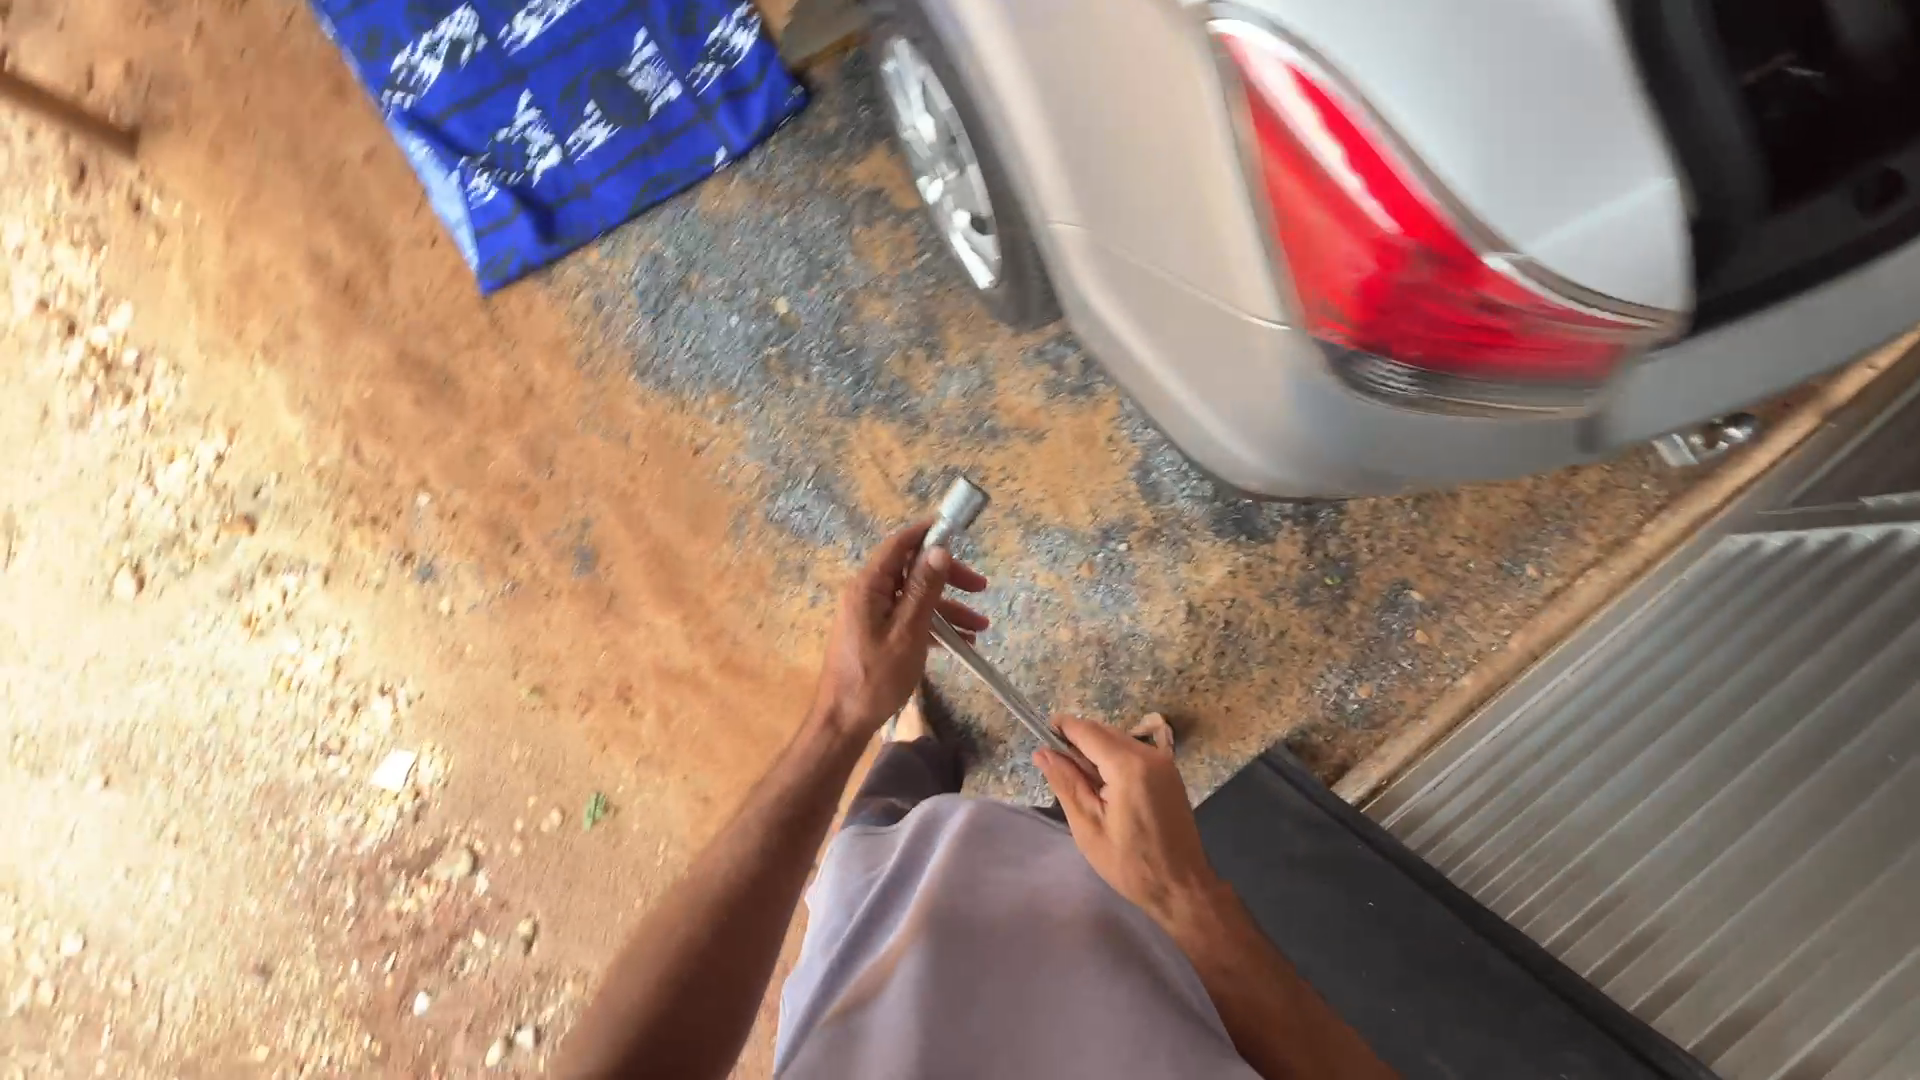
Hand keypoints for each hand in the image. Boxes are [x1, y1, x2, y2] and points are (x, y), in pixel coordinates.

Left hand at [810, 520, 988, 737]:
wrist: (843, 722)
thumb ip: (924, 590)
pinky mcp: (875, 635)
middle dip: (947, 578)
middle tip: (980, 587)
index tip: (957, 530)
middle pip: (911, 571)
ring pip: (914, 599)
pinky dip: (933, 627)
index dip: (927, 534)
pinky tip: (961, 643)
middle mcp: (867, 594)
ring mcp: (870, 616)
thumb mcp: (907, 633)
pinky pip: (908, 619)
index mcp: (868, 587)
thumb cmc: (875, 677)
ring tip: (981, 626)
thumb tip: (939, 551)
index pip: (899, 545)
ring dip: (947, 609)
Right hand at [1034, 714, 1226, 932]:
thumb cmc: (1131, 864)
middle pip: (1103, 731)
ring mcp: (1163, 762)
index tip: (1040, 736)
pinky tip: (1105, 787)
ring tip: (1081, 784)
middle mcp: (1149, 755)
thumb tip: (1042, 753)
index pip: (1088, 731)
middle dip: (1078, 742)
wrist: (1183, 888)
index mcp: (1128, 766)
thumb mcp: (1088, 826)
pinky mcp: (1169, 772)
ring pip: (1117, 740)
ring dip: (1095, 751)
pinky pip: (1132, 752)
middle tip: (1058, 770)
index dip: (1062, 728)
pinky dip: (1113, 759)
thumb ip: (1065, 783)